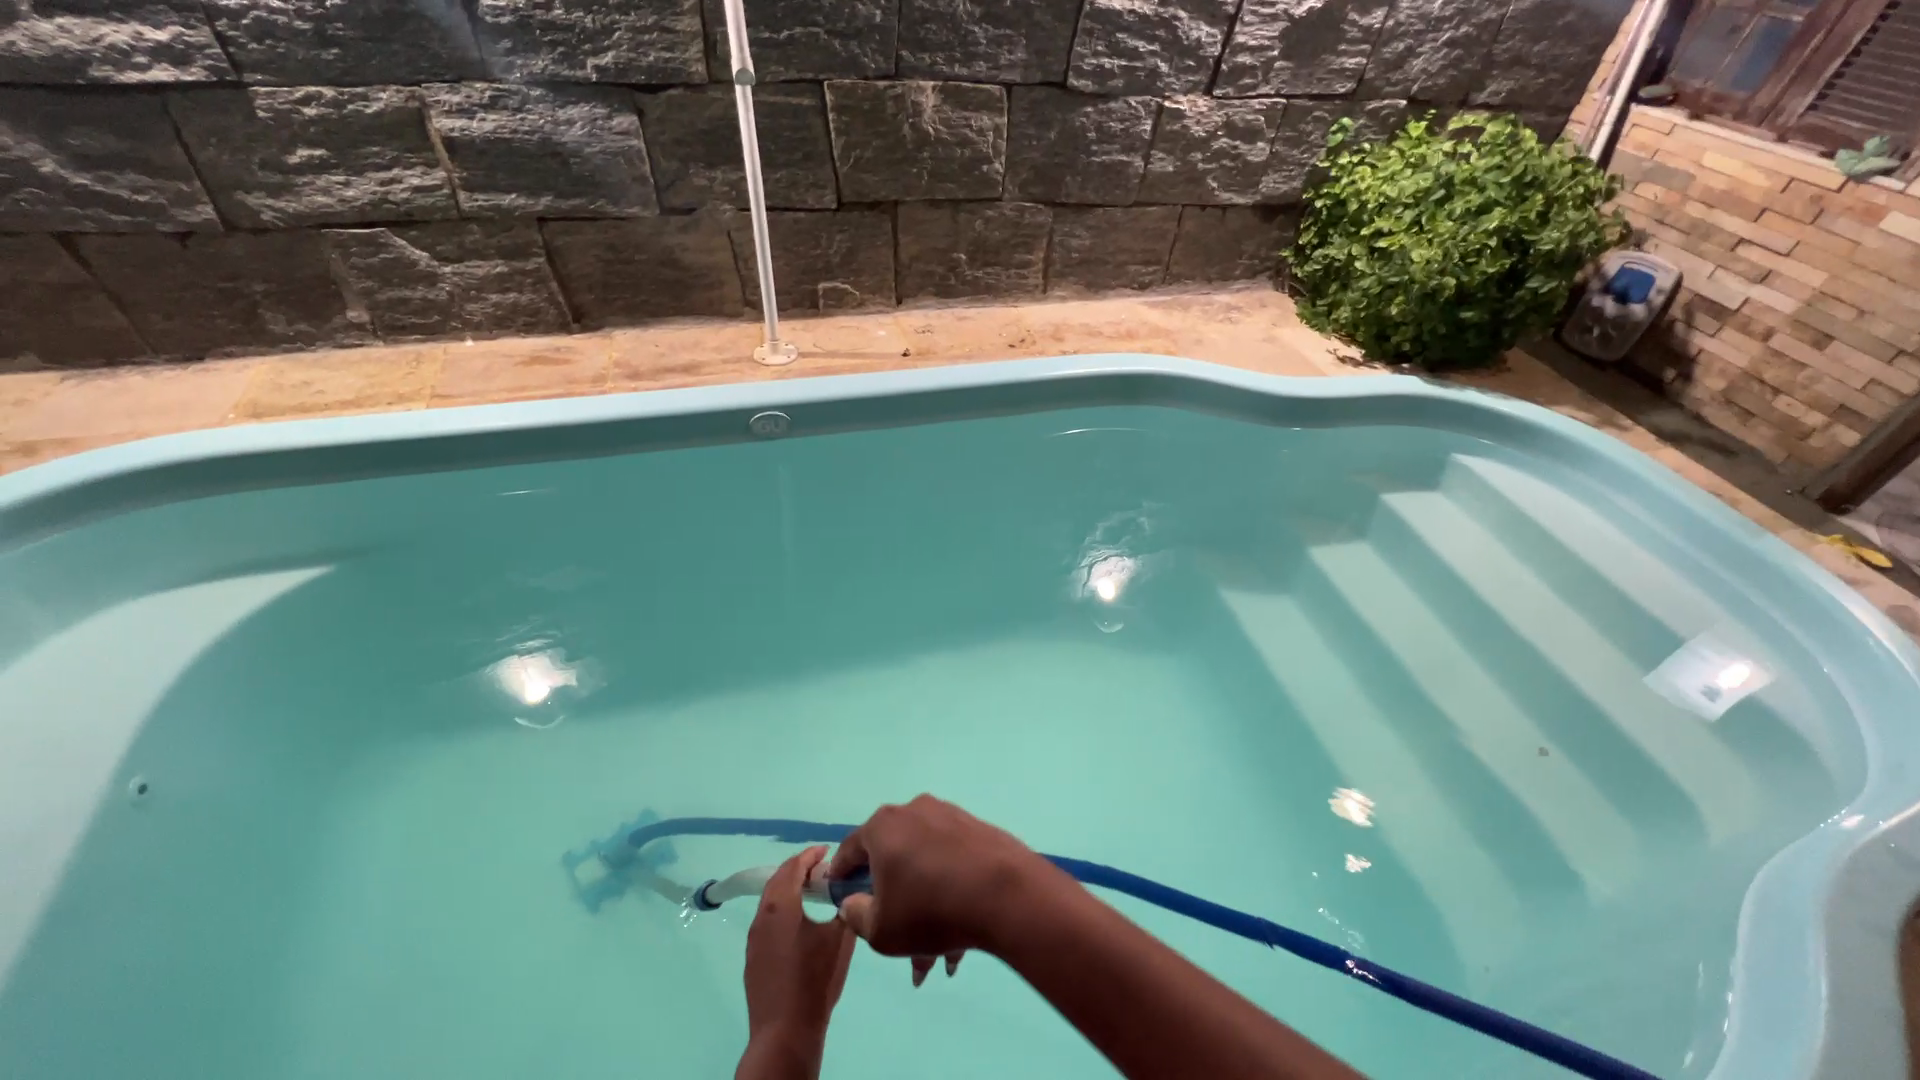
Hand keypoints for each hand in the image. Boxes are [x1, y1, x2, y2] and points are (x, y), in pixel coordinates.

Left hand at [737, 846, 854, 1079]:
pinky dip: (783, 911)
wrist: (786, 1030)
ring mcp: (754, 939)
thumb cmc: (816, 980)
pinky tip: (800, 924)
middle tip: (821, 868)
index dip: (810, 855)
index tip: (826, 850)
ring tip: (813, 892)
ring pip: (770, 902)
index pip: (793, 867)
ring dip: (789, 890)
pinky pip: (768, 922)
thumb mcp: (841, 938)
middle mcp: (762, 917)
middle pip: (777, 881)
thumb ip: (844, 908)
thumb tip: (846, 892)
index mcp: (781, 906)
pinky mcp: (753, 958)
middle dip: (798, 869)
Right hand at [829, 795, 1067, 982]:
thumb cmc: (930, 910)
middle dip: (893, 902)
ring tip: (938, 958)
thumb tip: (854, 903)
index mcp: (883, 827)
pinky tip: (960, 939)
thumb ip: (856, 916)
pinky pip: (953, 865)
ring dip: (925, 908)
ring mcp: (950, 817)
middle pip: (893, 859)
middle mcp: (914, 812)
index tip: (839, 893)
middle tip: (896, 938)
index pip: (850, 850)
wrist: (1005, 895)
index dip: (841, 875)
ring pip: (926, 868)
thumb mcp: (880, 931)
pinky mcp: (979, 830)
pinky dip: (950, 896)